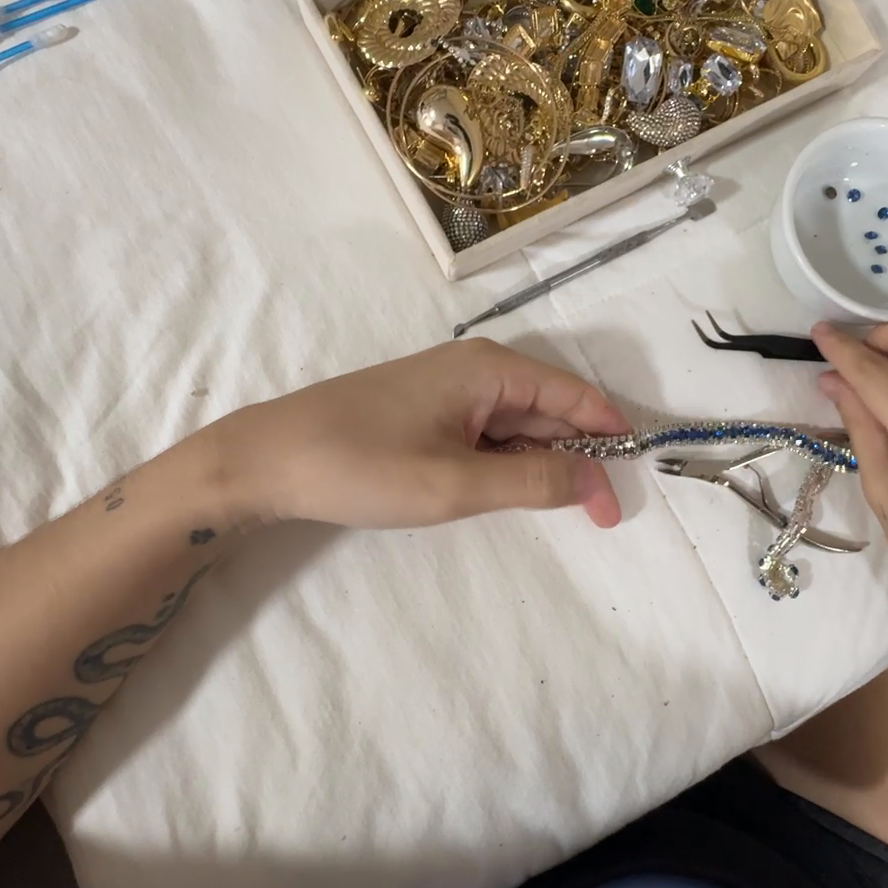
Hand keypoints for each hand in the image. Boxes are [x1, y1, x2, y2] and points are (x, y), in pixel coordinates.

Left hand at [206, 338, 630, 529]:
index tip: (622, 495)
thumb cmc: (364, 465)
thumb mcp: (457, 484)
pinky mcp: (429, 411)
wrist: (265, 460)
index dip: (608, 442)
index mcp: (492, 369)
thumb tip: (596, 480)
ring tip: (555, 510)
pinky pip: (487, 433)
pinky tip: (504, 492)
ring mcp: (450, 389)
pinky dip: (506, 464)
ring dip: (541, 465)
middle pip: (550, 411)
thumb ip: (535, 482)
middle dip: (577, 460)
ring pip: (518, 425)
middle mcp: (478, 368)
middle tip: (595, 519)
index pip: (576, 398)